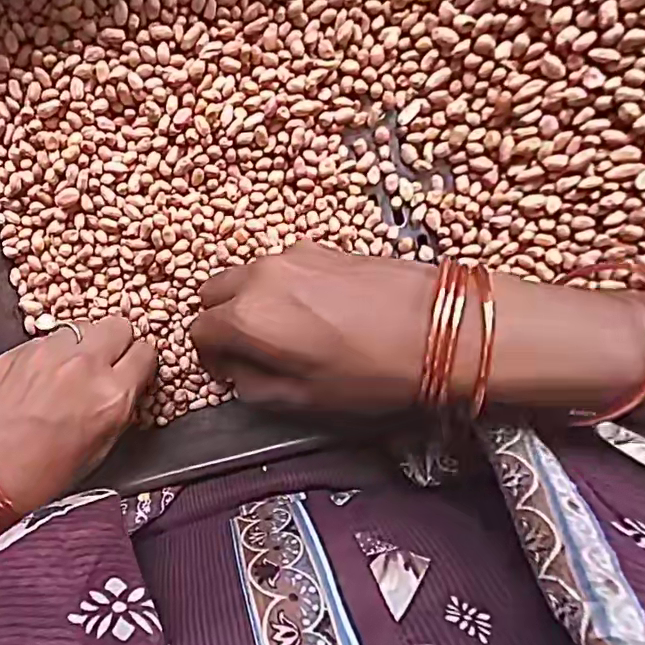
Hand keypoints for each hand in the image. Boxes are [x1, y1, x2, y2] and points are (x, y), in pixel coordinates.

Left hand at [0, 315, 155, 514]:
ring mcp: (47, 352)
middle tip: (104, 363)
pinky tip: (38, 378)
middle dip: (116, 343)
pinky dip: (49, 353)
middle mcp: (83, 365)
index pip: (146, 353)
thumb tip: (125, 389)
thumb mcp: (99, 450)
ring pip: (81, 327)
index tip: (132, 370)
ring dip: (81, 345)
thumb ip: (118, 409)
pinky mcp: (17, 349)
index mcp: (111, 395)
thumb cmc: (37, 475)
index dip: (139, 363)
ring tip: (67, 372)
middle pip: (118, 326)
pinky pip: (46, 338)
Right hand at [190, 242, 436, 411]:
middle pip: (212, 293)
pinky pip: (278, 267)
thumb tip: (239, 372)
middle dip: (220, 321)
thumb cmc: (371, 372)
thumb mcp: (302, 398)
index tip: (228, 372)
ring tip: (283, 329)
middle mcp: (259, 277)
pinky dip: (277, 287)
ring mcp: (289, 255)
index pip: (199, 331)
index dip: (208, 357)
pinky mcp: (320, 245)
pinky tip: (312, 309)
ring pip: (245, 276)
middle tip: (246, 348)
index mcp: (246, 316)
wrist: (445, 327)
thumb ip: (252, 385)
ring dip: (248, 301)